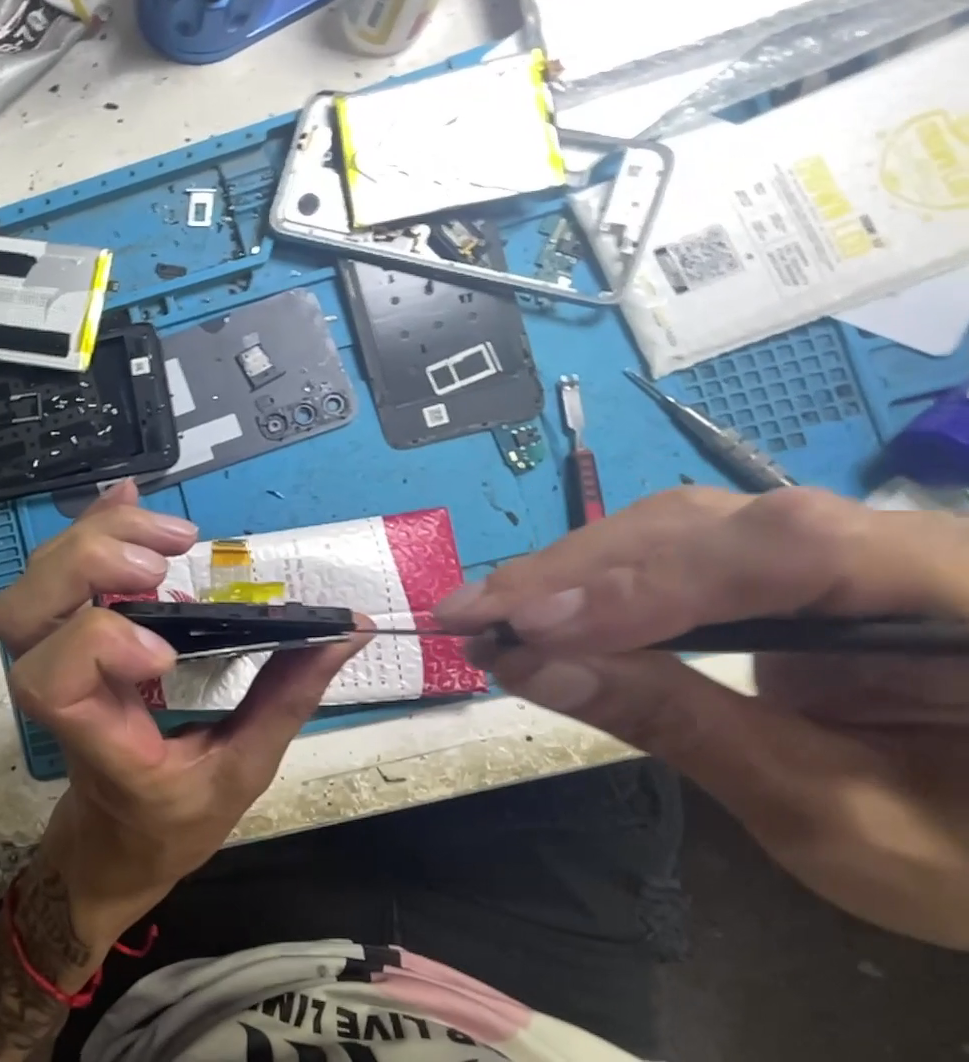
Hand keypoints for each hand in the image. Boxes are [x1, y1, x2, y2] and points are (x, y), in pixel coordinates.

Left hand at [0, 481, 370, 961]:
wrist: (111, 837)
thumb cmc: (166, 820)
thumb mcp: (236, 777)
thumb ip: (283, 704)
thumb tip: (346, 632)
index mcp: (94, 739)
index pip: (49, 683)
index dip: (94, 647)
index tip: (164, 657)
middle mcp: (56, 691)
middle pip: (22, 612)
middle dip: (86, 565)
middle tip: (165, 562)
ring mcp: (53, 655)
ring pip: (34, 581)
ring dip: (96, 537)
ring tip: (176, 538)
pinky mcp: (68, 634)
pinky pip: (58, 571)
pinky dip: (92, 527)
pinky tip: (131, 499)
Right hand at [438, 486, 968, 947]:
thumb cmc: (966, 862)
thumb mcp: (829, 816)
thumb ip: (684, 727)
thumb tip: (527, 664)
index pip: (796, 553)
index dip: (652, 581)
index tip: (533, 628)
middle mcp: (913, 547)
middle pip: (721, 524)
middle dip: (583, 572)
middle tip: (469, 616)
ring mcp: (851, 550)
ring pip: (688, 526)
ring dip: (573, 571)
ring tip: (484, 614)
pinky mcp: (796, 571)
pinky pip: (683, 553)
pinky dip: (598, 584)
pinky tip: (537, 610)